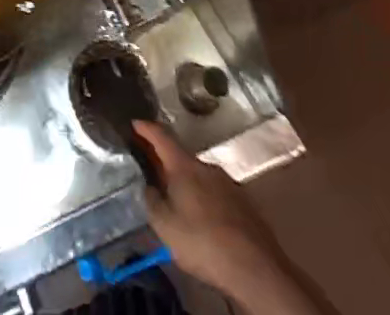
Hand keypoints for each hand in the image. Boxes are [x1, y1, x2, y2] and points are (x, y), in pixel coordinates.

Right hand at [134, 121, 338, 314]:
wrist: (256, 267)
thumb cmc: (203, 243)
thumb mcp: (165, 226)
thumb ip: (152, 200)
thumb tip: (149, 186)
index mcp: (184, 167)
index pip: (161, 137)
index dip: (145, 128)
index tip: (133, 122)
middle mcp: (207, 166)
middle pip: (180, 156)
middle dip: (163, 160)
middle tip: (147, 168)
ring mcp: (228, 182)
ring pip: (198, 175)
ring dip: (183, 180)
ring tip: (173, 198)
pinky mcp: (242, 200)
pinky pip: (213, 190)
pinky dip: (201, 195)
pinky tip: (199, 217)